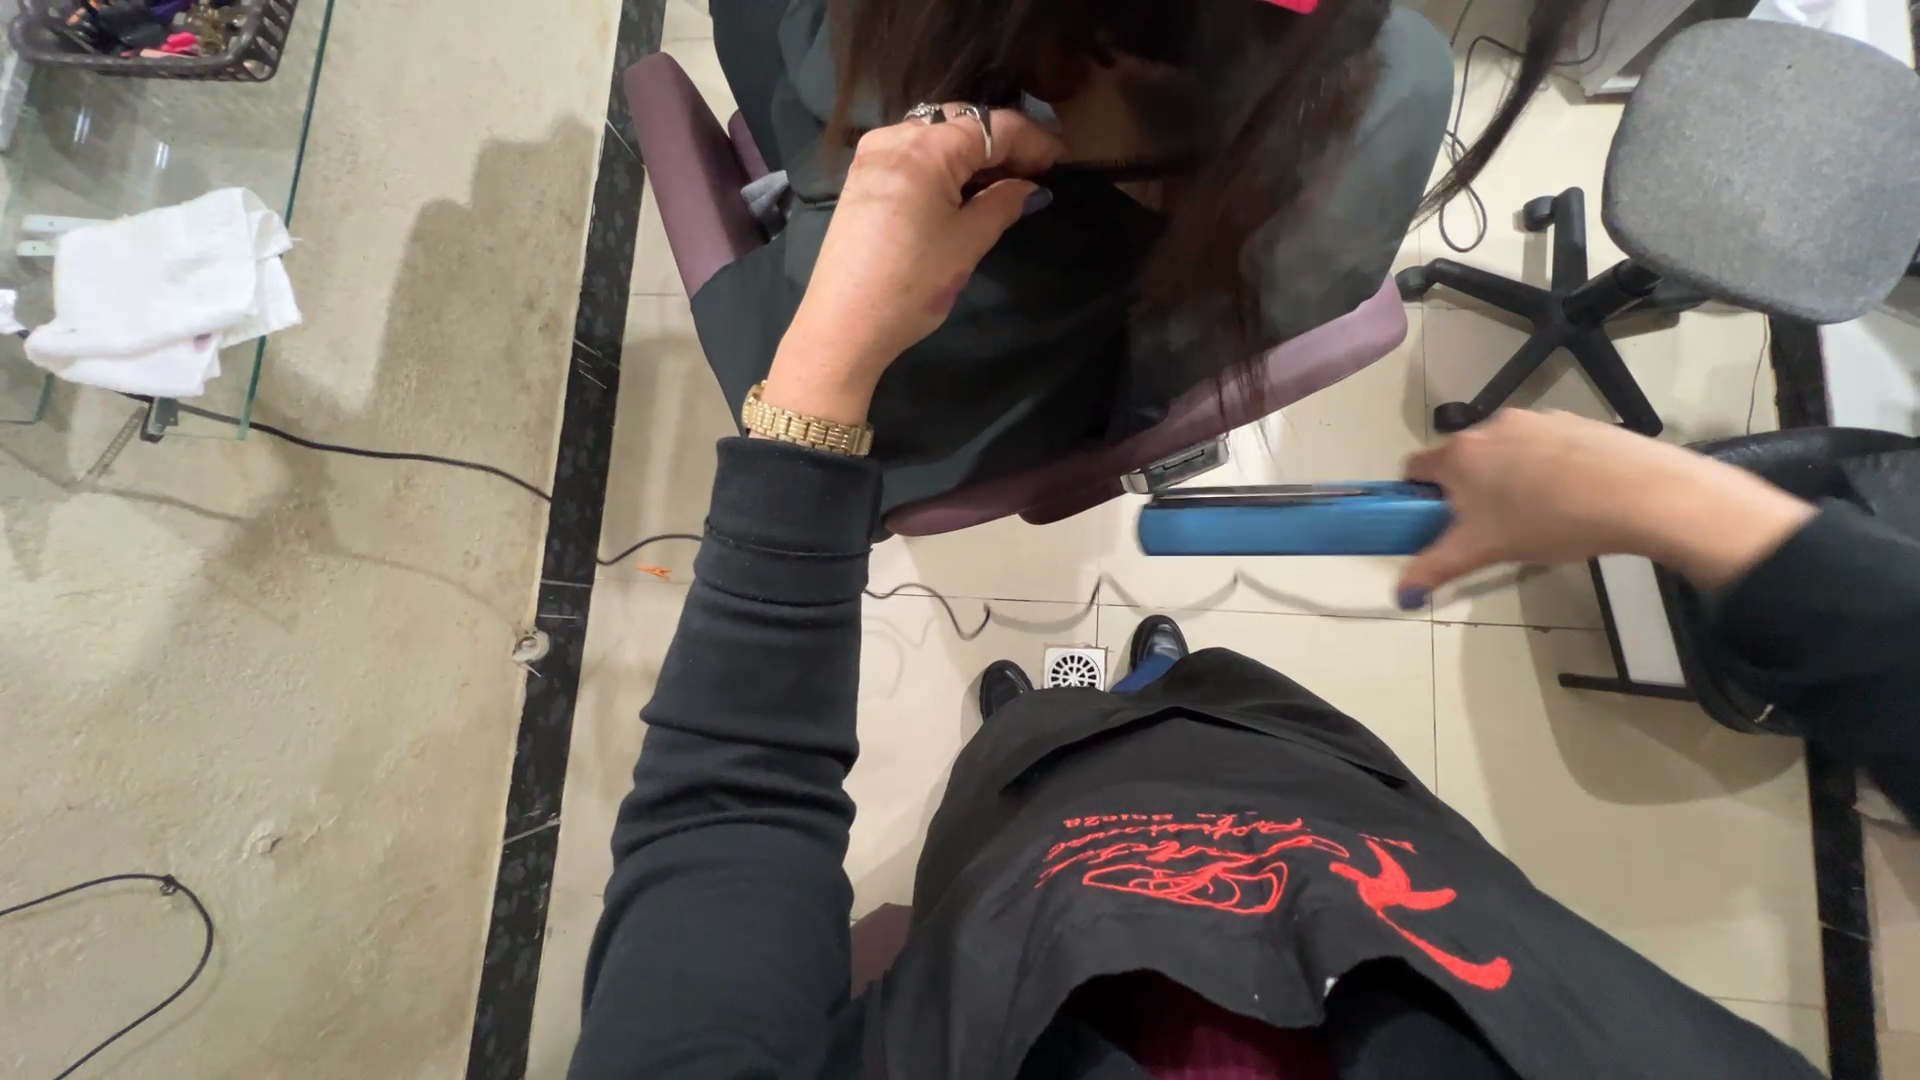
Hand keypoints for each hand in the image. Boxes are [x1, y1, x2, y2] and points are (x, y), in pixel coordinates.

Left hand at [759, 106, 1063, 423]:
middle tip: (1036, 174)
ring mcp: (873, 157)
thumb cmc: (910, 285)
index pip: (995, 126)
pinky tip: (962, 192)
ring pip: (936, 138)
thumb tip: (1029, 188)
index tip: (1063, 161)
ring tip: (1003, 185)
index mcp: (926, 147)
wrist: (843, 326)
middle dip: (1003, 145)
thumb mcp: (966, 245)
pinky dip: (943, 167)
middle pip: (963, 124)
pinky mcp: (862, 181)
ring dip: (972, 156)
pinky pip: (913, 157)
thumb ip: (1002, 206)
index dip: (1035, 141)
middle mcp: (895, 137)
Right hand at [1395, 409, 1815, 605]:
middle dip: (1463, 488)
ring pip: (1500, 450)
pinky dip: (1542, 465)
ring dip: (1502, 474)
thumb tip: (1401, 594)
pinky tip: (1568, 493)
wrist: (1647, 496)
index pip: (1413, 469)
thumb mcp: (1484, 552)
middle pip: (1458, 458)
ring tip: (1534, 510)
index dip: (1416, 496)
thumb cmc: (1550, 521)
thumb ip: (1434, 569)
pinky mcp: (1574, 421)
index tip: (1436, 519)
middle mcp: (1489, 428)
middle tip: (1486, 522)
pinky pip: (1541, 444)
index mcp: (1458, 455)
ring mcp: (1535, 420)